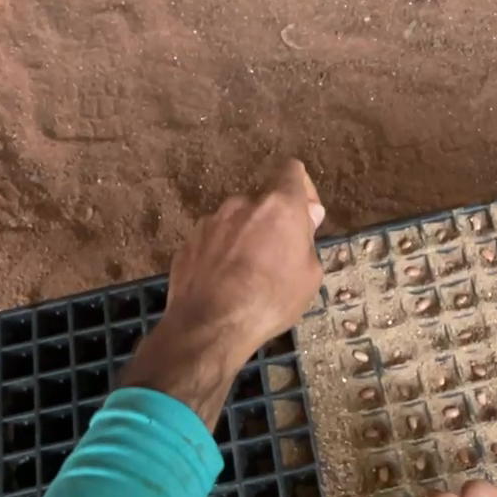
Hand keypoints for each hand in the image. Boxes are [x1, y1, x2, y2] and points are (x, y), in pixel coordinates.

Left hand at [121, 159, 324, 423]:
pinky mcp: (187, 243)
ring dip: (245, 239)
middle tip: (278, 259)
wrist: (210, 325)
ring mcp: (209, 222)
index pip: (292, 170)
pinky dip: (221, 255)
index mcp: (278, 205)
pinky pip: (213, 242)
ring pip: (236, 223)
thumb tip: (307, 216)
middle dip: (272, 223)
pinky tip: (224, 285)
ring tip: (247, 278)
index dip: (302, 190)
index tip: (305, 218)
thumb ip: (307, 239)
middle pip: (263, 202)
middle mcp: (241, 203)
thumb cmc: (271, 300)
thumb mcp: (309, 276)